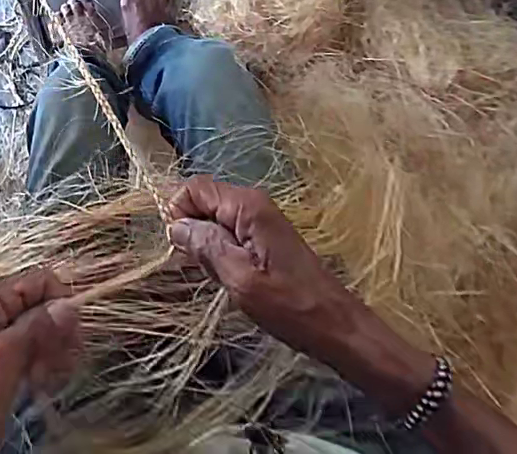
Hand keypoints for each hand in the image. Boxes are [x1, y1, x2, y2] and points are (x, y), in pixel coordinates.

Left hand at [0, 268, 81, 453]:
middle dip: (57, 333)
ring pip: (41, 336)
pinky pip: (34, 361)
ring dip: (53, 356)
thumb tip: (67, 302)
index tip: (73, 330)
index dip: (59, 299)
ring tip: (45, 382)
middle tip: (59, 364)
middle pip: (41, 308)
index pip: (34, 282)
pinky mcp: (4, 377)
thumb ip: (31, 332)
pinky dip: (45, 372)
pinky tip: (42, 390)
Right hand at [166, 177, 359, 359]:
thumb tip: (175, 225)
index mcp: (246, 205)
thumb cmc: (291, 306)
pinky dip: (221, 250)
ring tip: (221, 275)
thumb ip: (205, 246)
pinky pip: (228, 230)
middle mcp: (252, 202)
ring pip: (214, 217)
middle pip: (203, 200)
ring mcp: (261, 218)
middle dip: (193, 229)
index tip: (181, 246)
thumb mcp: (240, 279)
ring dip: (207, 243)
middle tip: (202, 266)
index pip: (193, 187)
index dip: (178, 211)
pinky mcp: (266, 235)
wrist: (341, 329)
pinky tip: (232, 275)